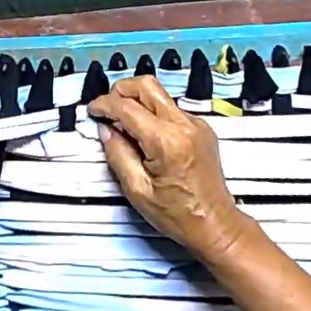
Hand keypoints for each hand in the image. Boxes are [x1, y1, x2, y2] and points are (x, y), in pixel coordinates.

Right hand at [88, 77, 252, 260]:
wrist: (216, 225)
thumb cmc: (181, 216)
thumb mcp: (137, 190)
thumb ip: (117, 154)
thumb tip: (106, 130)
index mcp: (167, 142)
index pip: (127, 107)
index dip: (105, 105)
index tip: (94, 110)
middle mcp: (185, 126)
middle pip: (147, 85)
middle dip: (121, 91)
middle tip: (107, 108)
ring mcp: (196, 125)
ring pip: (159, 94)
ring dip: (137, 101)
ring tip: (124, 125)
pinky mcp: (201, 129)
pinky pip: (170, 109)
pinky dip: (152, 113)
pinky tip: (144, 135)